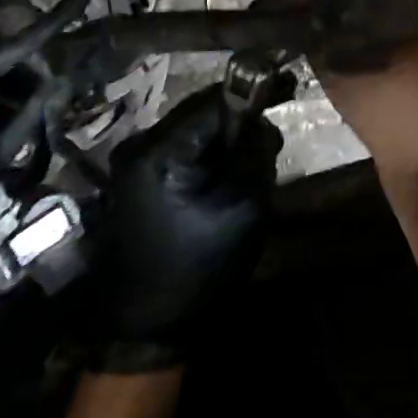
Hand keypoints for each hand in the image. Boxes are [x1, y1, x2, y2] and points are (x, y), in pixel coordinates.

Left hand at [83, 82, 286, 371]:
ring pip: (192, 131)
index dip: (251, 97)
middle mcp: (139, 145)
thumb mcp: (239, 212)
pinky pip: (181, 151)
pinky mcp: (137, 179)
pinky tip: (223, 181)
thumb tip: (261, 121)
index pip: (213, 102)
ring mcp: (133, 163)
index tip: (284, 90)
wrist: (145, 327)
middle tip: (268, 143)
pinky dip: (206, 157)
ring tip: (248, 167)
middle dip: (237, 123)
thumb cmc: (196, 270)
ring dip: (223, 141)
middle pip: (199, 113)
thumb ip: (252, 156)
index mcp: (160, 151)